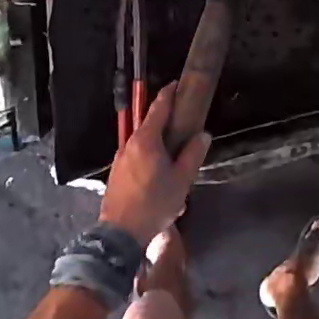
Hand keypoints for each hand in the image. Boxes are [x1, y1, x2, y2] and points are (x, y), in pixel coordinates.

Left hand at [100, 83, 211, 243]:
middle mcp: (129, 144)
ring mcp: (120, 159)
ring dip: (158, 142)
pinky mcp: (116, 174)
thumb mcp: (182, 179)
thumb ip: (193, 154)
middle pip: (149, 124)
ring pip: (142, 142)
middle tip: (184, 121)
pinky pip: (136, 157)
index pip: (159, 108)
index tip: (177, 84)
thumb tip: (202, 135)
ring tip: (175, 153)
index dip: (169, 94)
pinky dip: (149, 156)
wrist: (119, 235)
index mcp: (146, 140)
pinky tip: (159, 174)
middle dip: (166, 120)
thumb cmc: (154, 203)